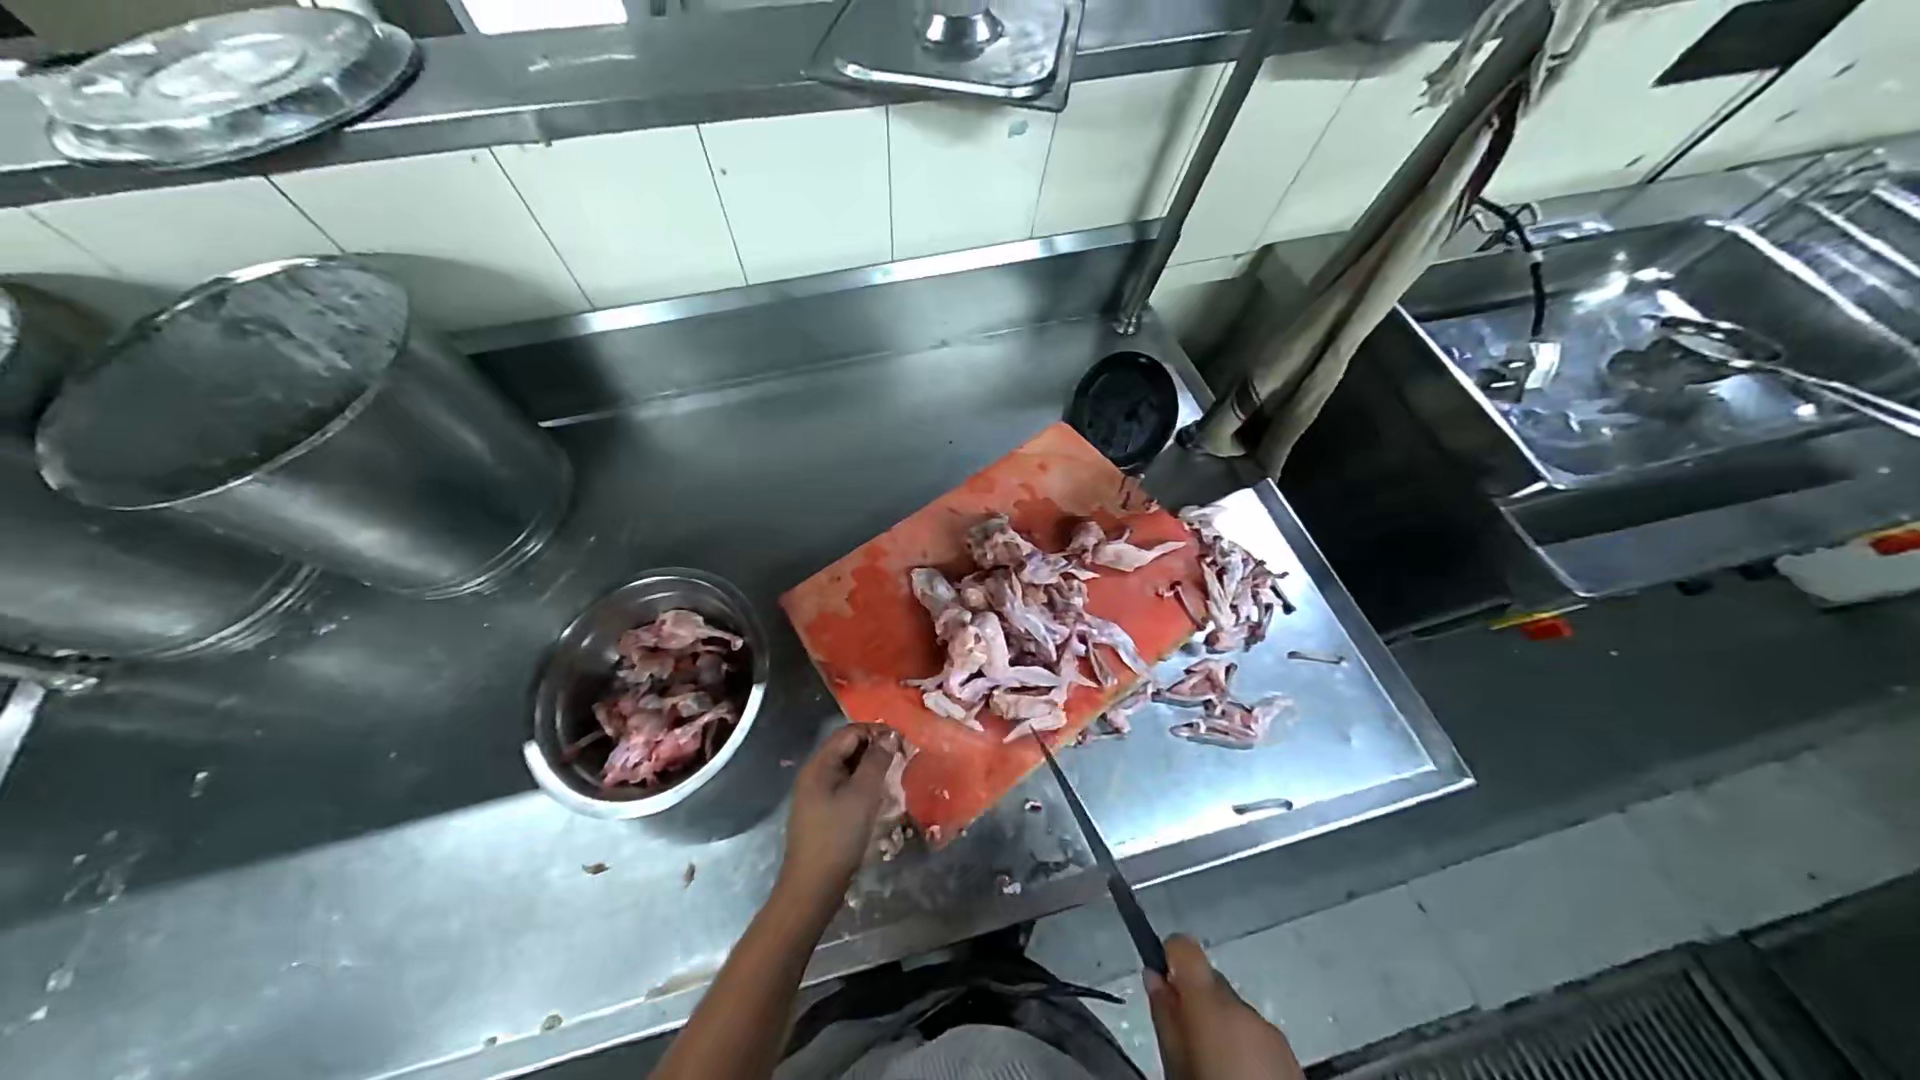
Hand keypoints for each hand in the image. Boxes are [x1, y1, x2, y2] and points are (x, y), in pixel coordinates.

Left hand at [778, 724, 894, 904]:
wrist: (813, 886)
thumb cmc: (838, 835)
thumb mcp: (863, 794)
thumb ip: (876, 761)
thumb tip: (889, 735)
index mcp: (819, 764)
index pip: (849, 732)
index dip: (876, 732)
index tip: (902, 742)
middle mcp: (814, 773)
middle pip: (847, 748)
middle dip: (875, 749)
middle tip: (901, 759)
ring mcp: (816, 793)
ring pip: (847, 769)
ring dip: (871, 768)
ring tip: (894, 777)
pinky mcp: (822, 811)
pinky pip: (845, 787)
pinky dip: (863, 785)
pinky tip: (879, 798)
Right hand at [1147, 935, 1303, 1079]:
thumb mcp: (1175, 1065)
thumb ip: (1165, 1017)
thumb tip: (1153, 976)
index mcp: (1211, 1004)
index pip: (1186, 947)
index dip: (1170, 957)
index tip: (1163, 983)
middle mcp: (1244, 1008)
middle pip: (1211, 983)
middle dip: (1194, 1003)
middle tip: (1183, 1043)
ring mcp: (1272, 1033)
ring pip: (1233, 1012)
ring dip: (1219, 1030)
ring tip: (1210, 1069)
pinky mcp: (1292, 1059)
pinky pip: (1255, 1037)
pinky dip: (1242, 1049)